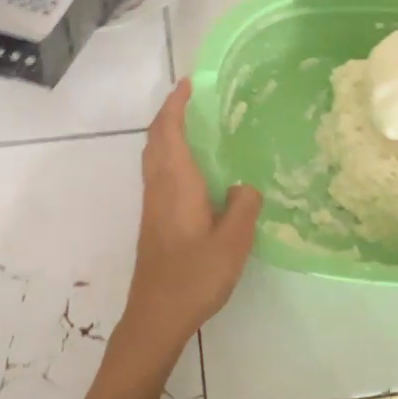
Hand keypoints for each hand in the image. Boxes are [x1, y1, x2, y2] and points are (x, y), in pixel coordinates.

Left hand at [121, 80, 262, 362]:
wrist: (157, 315)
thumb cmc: (195, 276)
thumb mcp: (234, 241)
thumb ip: (244, 206)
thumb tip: (243, 185)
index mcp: (176, 183)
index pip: (169, 131)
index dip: (176, 104)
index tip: (190, 83)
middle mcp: (159, 187)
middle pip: (156, 139)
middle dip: (170, 114)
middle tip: (195, 100)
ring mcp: (153, 205)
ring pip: (154, 157)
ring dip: (168, 134)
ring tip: (196, 126)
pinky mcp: (154, 221)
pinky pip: (158, 173)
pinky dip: (170, 155)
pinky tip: (193, 170)